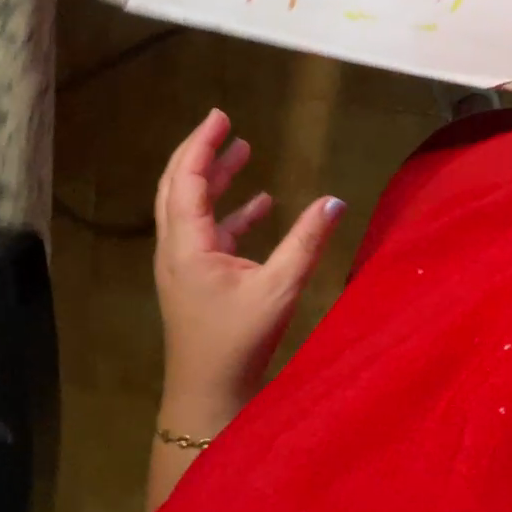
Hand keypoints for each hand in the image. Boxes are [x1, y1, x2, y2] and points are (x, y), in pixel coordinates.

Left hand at [152, 109, 344, 433]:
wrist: (208, 396)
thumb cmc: (238, 341)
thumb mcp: (279, 287)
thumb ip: (307, 240)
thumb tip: (335, 199)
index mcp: (187, 245)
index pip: (186, 180)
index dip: (201, 144)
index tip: (221, 115)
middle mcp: (176, 249)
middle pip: (178, 187)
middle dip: (201, 153)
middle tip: (226, 125)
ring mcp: (184, 265)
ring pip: (191, 208)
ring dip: (214, 179)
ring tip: (243, 152)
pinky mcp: (196, 280)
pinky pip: (208, 232)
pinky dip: (230, 212)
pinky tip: (261, 204)